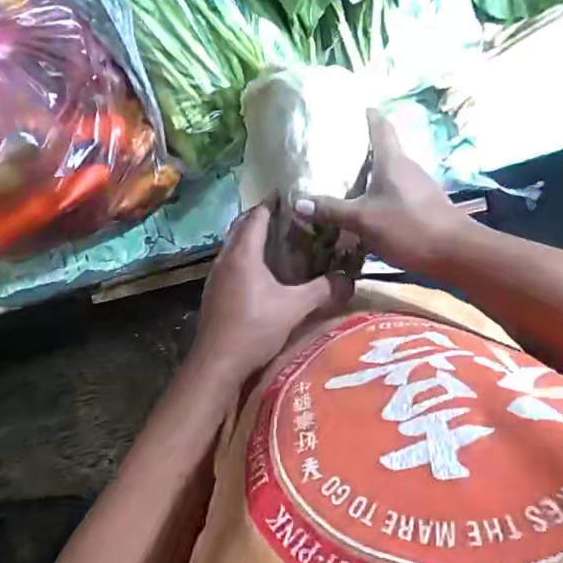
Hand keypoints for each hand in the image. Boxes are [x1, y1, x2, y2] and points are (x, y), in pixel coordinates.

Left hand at [192, 204, 353, 380]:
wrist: (217, 364)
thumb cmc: (254, 329)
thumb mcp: (294, 308)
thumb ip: (323, 291)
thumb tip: (349, 280)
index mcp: (243, 254)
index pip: (256, 216)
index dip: (273, 204)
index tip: (292, 199)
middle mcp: (225, 259)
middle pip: (242, 228)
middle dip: (263, 220)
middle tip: (290, 221)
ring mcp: (215, 277)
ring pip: (235, 248)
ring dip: (253, 241)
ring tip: (280, 245)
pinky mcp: (213, 294)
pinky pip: (231, 266)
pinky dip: (246, 261)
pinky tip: (262, 276)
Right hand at [296, 110, 470, 271]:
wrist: (455, 253)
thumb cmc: (409, 226)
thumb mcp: (363, 219)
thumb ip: (332, 210)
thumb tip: (298, 202)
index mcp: (392, 160)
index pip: (379, 126)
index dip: (364, 114)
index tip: (347, 109)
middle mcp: (407, 167)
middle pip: (382, 150)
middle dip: (358, 148)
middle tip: (331, 150)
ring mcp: (417, 187)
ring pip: (387, 174)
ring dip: (367, 175)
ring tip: (340, 181)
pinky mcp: (422, 206)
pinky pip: (393, 193)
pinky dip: (377, 195)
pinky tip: (363, 209)